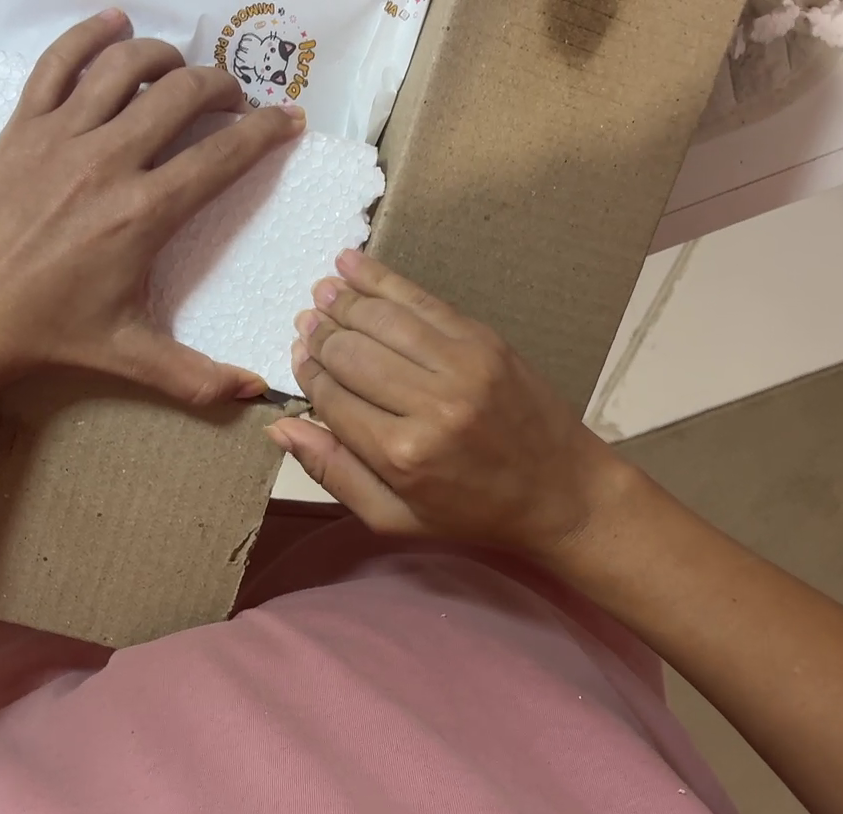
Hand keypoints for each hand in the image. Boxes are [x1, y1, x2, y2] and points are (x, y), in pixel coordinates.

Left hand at [0, 9, 303, 404]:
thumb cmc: (50, 335)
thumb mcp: (130, 356)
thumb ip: (197, 378)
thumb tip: (254, 394)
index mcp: (142, 214)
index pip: (221, 156)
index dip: (264, 132)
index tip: (288, 120)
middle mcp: (107, 161)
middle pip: (183, 95)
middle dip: (222, 88)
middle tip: (235, 101)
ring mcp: (60, 135)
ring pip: (127, 65)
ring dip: (167, 57)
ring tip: (183, 70)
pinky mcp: (21, 125)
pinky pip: (60, 59)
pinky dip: (92, 32)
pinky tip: (117, 23)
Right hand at [269, 250, 634, 559]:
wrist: (562, 493)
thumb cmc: (471, 514)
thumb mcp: (394, 518)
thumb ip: (335, 473)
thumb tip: (280, 427)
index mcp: (400, 455)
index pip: (332, 397)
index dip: (307, 374)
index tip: (297, 359)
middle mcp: (428, 404)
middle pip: (351, 353)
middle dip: (320, 337)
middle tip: (305, 325)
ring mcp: (461, 365)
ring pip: (381, 320)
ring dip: (344, 303)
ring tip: (322, 293)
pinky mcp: (485, 340)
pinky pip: (422, 301)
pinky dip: (383, 280)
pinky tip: (353, 265)